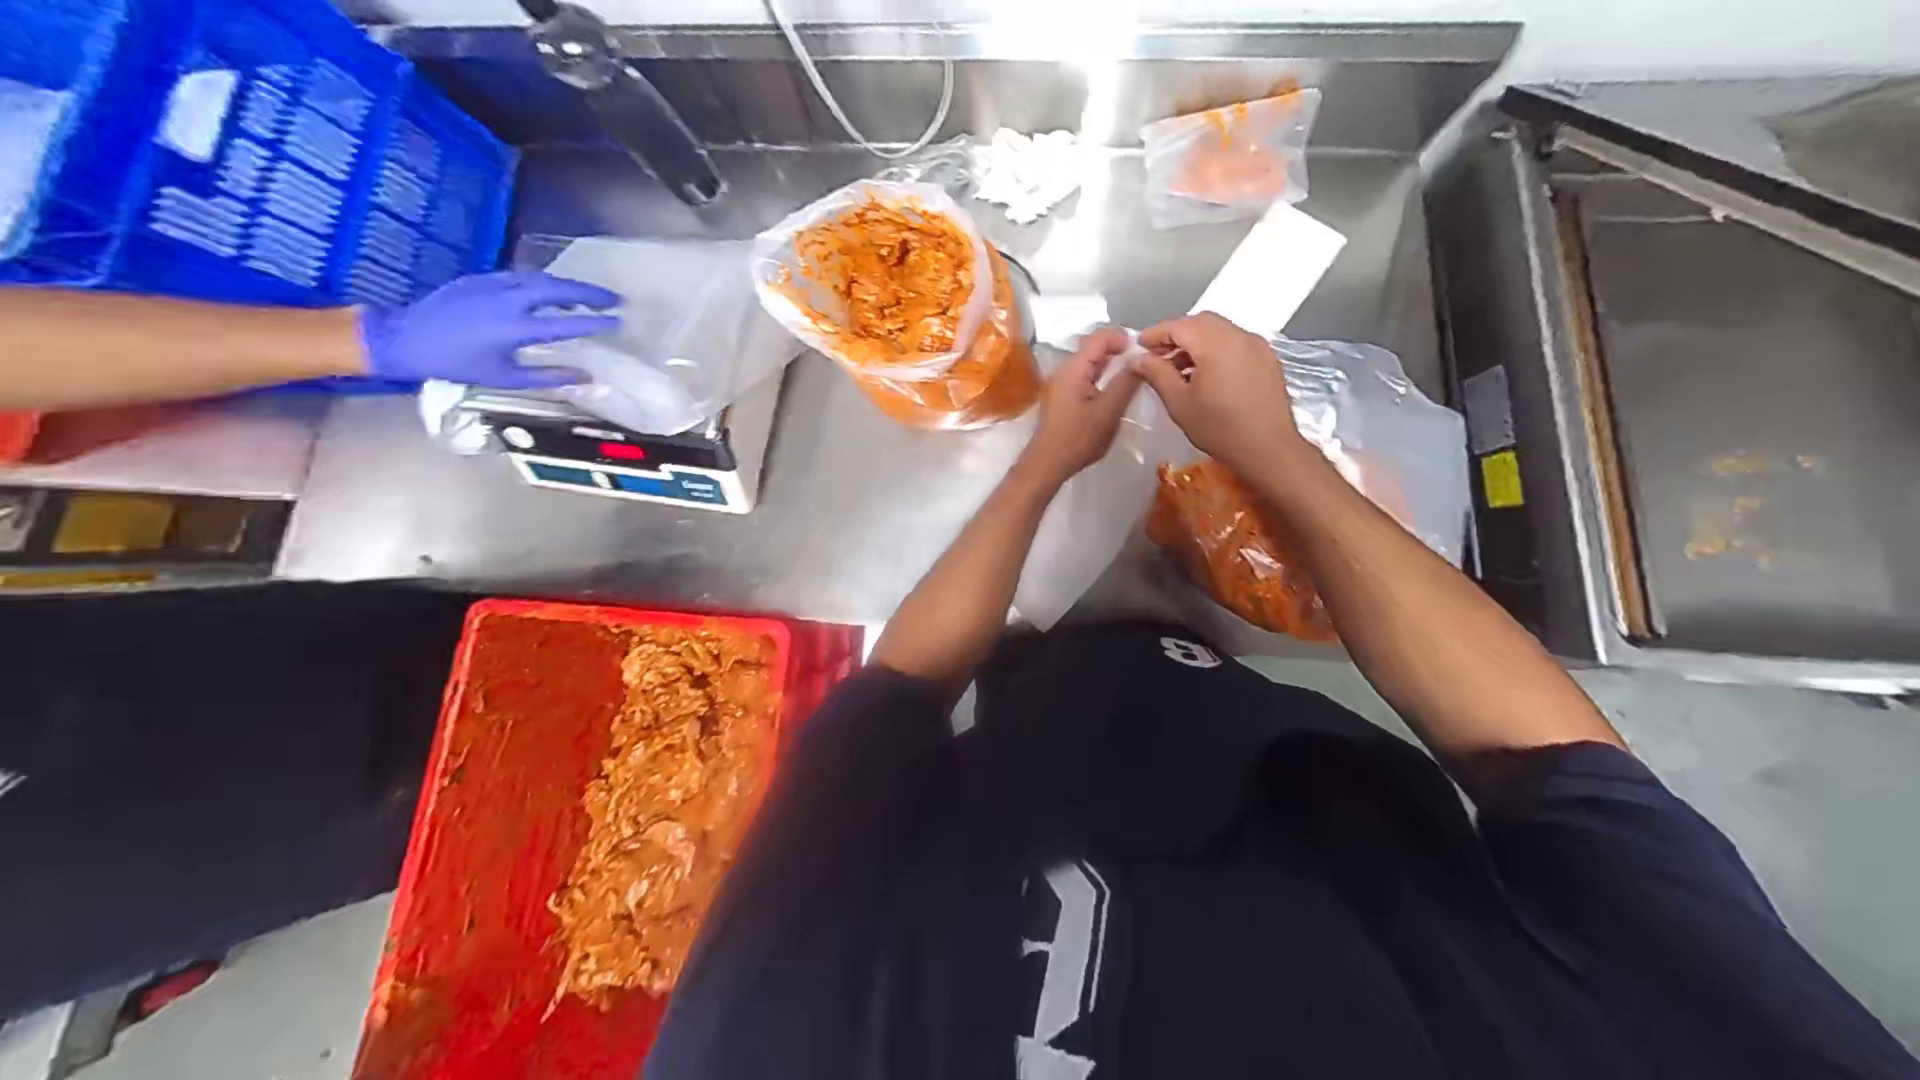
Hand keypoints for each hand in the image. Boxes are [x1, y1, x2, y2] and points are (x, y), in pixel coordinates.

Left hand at [358, 271, 620, 387]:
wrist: (404, 339)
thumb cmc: (457, 365)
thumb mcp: (506, 378)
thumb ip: (550, 377)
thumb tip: (589, 378)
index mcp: (516, 329)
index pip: (567, 323)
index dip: (596, 321)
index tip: (618, 320)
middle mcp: (507, 301)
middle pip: (558, 289)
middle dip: (590, 293)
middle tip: (614, 299)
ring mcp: (492, 285)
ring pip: (540, 278)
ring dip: (568, 286)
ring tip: (587, 296)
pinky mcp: (480, 278)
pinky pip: (520, 276)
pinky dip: (543, 282)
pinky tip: (549, 291)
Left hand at [1015, 327, 1140, 488]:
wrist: (1047, 464)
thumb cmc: (1078, 439)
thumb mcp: (1108, 411)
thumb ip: (1125, 383)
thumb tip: (1139, 360)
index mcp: (1073, 369)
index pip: (1098, 338)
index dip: (1121, 337)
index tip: (1142, 349)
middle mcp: (1063, 371)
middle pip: (1092, 348)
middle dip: (1117, 350)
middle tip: (1140, 361)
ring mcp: (1059, 384)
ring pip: (1087, 363)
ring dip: (1109, 364)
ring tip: (1130, 375)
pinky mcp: (1060, 397)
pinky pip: (1082, 377)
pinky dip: (1099, 377)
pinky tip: (1112, 390)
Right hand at [1133, 312, 1310, 475]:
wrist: (1268, 449)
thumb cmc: (1219, 428)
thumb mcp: (1179, 403)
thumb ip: (1157, 374)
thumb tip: (1138, 359)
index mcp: (1215, 344)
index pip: (1179, 325)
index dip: (1155, 333)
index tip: (1139, 347)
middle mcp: (1239, 336)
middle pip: (1201, 322)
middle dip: (1176, 335)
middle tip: (1158, 357)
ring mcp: (1257, 345)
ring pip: (1219, 331)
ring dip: (1196, 342)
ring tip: (1180, 368)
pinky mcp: (1267, 359)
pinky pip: (1235, 343)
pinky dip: (1215, 349)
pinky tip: (1206, 374)